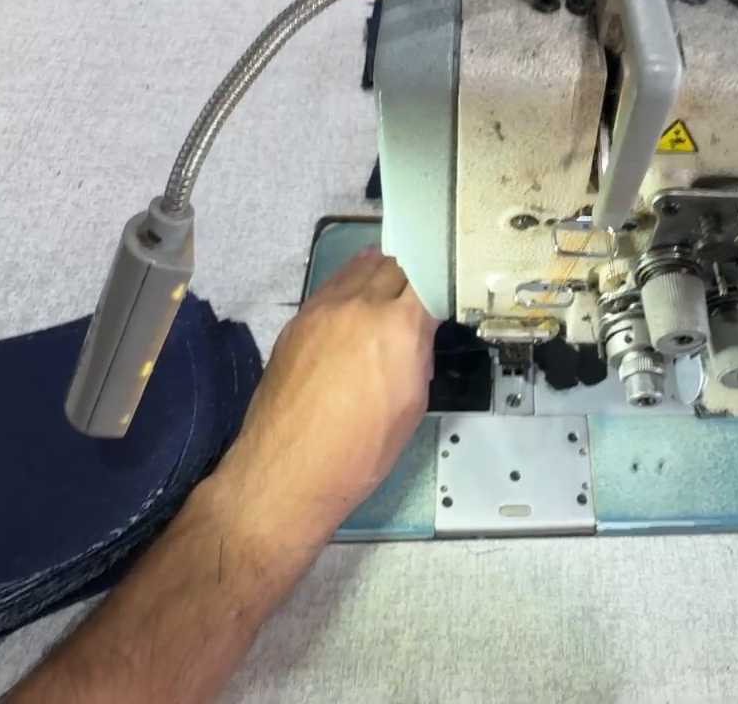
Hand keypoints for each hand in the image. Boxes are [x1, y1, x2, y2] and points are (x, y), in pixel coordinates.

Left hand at [206, 249, 435, 545]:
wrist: (286, 473)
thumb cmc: (361, 451)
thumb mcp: (413, 404)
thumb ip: (420, 352)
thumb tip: (418, 332)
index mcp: (399, 326)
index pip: (432, 277)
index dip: (444, 282)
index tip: (450, 293)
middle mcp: (362, 304)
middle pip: (399, 264)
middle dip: (416, 275)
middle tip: (424, 293)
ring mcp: (325, 306)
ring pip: (364, 264)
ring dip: (385, 271)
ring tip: (394, 289)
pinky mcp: (299, 317)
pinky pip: (336, 283)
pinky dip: (354, 283)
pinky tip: (359, 302)